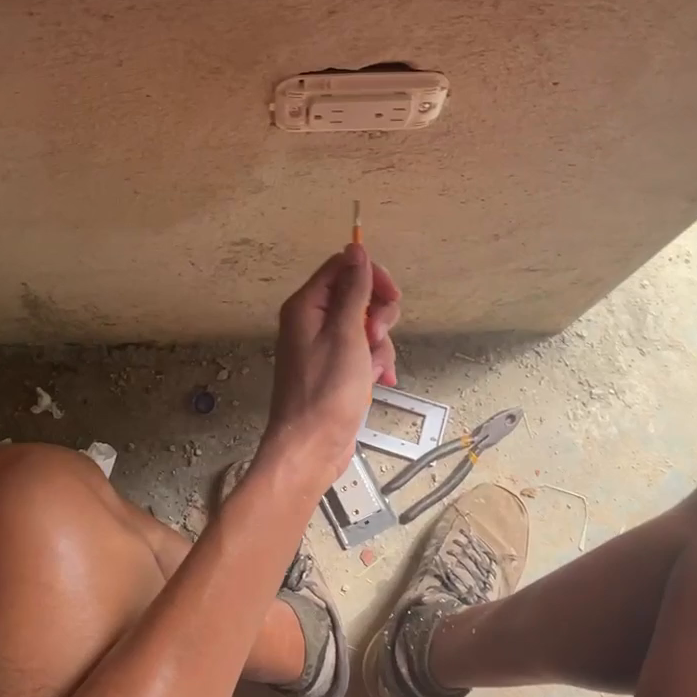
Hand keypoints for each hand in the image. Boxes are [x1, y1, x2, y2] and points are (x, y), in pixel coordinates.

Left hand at [259, 243, 401, 489]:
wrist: (312, 447)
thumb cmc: (327, 391)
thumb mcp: (346, 334)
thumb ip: (354, 290)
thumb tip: (356, 249)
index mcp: (306, 306)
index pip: (342, 267)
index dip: (371, 277)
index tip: (390, 296)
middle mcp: (311, 320)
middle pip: (357, 295)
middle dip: (377, 316)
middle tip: (374, 337)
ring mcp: (324, 346)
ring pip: (366, 326)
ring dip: (379, 345)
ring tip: (373, 369)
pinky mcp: (336, 368)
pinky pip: (363, 352)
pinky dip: (375, 363)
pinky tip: (378, 381)